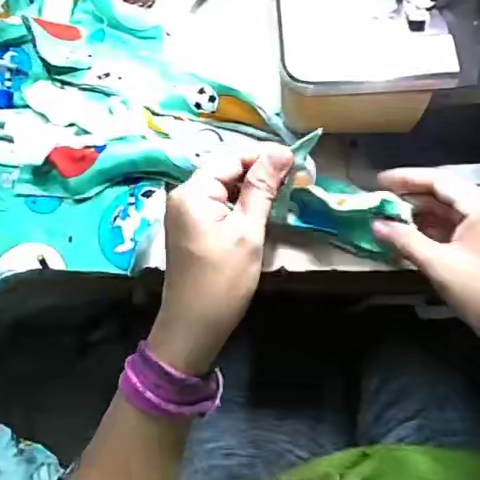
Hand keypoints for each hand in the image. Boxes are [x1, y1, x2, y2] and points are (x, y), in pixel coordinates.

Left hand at [148, 145, 294, 374]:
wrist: (193, 326)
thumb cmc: (223, 281)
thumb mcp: (248, 232)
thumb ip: (262, 189)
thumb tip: (282, 152)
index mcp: (193, 192)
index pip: (231, 158)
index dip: (264, 156)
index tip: (296, 162)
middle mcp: (183, 195)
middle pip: (225, 169)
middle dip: (259, 170)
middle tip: (295, 177)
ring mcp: (184, 212)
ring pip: (223, 186)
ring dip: (252, 186)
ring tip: (284, 190)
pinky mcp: (190, 227)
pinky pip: (218, 203)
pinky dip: (240, 202)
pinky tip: (262, 208)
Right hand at [371, 168, 479, 364]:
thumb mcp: (440, 266)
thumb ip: (406, 240)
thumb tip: (376, 224)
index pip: (439, 181)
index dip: (405, 179)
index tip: (377, 181)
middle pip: (446, 194)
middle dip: (411, 198)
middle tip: (379, 201)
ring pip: (452, 213)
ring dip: (422, 216)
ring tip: (390, 219)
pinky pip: (461, 229)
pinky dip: (436, 231)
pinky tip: (414, 238)